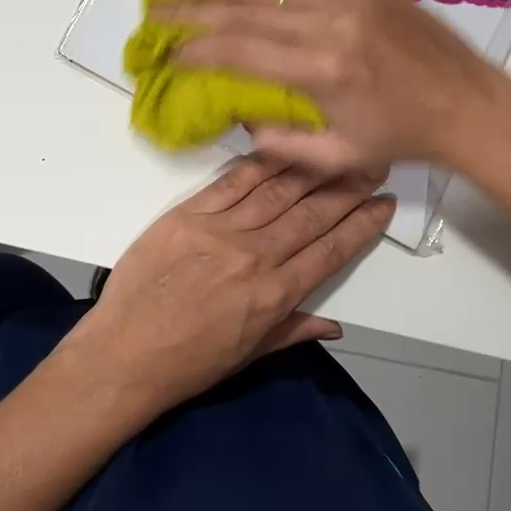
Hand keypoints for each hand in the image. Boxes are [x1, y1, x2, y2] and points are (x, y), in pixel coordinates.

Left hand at [59, 156, 393, 414]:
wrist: (128, 350)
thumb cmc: (189, 361)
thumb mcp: (250, 354)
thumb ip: (293, 331)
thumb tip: (335, 325)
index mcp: (275, 295)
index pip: (331, 251)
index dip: (361, 225)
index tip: (383, 204)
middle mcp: (254, 256)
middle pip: (309, 214)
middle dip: (344, 189)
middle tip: (369, 167)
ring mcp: (218, 230)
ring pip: (273, 191)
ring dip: (307, 170)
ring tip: (331, 153)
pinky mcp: (185, 215)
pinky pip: (227, 182)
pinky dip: (255, 164)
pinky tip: (276, 149)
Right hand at [153, 0, 510, 169]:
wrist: (473, 108)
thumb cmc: (403, 138)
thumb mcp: (340, 158)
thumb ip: (282, 144)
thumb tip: (238, 118)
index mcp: (322, 72)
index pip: (240, 51)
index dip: (197, 49)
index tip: (170, 52)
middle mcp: (332, 25)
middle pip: (245, 9)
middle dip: (193, 8)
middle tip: (158, 6)